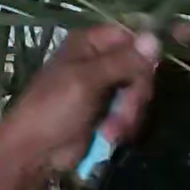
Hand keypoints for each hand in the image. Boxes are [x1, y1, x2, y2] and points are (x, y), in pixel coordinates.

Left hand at [0, 24, 160, 174]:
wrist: (35, 152)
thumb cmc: (53, 109)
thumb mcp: (87, 81)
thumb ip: (122, 61)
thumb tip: (154, 38)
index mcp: (89, 43)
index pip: (130, 37)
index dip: (142, 56)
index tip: (143, 77)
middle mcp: (98, 59)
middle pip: (139, 67)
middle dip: (135, 95)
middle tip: (123, 115)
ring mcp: (103, 86)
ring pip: (137, 92)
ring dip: (129, 115)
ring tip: (111, 132)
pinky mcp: (107, 110)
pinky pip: (130, 111)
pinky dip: (124, 125)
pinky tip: (111, 136)